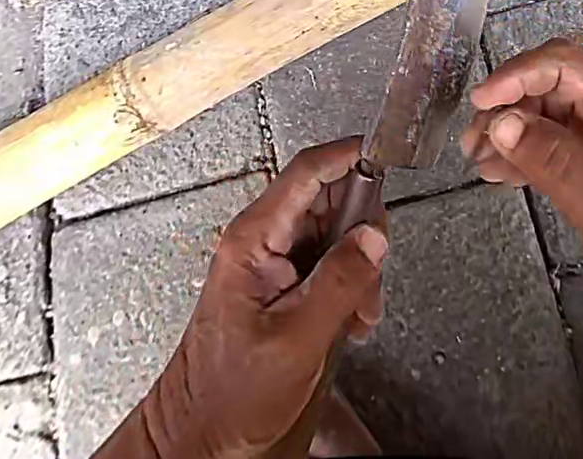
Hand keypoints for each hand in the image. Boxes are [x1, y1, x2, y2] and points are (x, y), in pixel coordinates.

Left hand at [103, 138, 389, 458]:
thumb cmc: (231, 391)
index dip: (344, 155)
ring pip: (332, 230)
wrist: (203, 430)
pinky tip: (349, 318)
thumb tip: (373, 237)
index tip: (379, 152)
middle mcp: (262, 236)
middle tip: (374, 267)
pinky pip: (327, 259)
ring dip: (358, 264)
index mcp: (255, 237)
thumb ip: (339, 283)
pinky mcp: (283, 277)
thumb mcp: (295, 340)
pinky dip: (349, 282)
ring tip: (359, 311)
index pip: (305, 173)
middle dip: (360, 228)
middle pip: (326, 198)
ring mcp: (273, 256)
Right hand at [460, 39, 582, 327]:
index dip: (516, 75)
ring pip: (548, 104)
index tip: (480, 102)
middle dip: (507, 106)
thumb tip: (500, 123)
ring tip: (482, 160)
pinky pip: (558, 130)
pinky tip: (504, 169)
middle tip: (474, 142)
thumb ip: (555, 165)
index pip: (566, 64)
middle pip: (551, 81)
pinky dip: (528, 146)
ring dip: (511, 128)